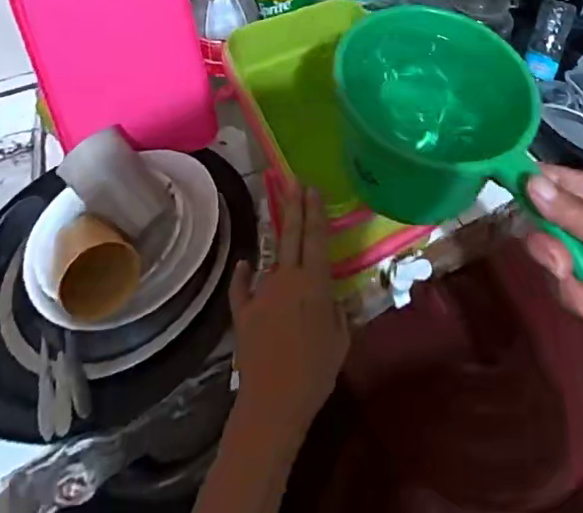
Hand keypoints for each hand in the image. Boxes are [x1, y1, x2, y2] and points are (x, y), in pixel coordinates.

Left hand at [229, 176, 348, 438]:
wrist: (273, 400)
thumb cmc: (316, 371)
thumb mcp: (340, 340)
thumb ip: (338, 312)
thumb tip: (333, 296)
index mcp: (314, 283)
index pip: (316, 239)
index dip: (315, 212)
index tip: (313, 188)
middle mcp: (287, 279)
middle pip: (292, 236)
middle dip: (294, 207)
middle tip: (294, 181)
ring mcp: (261, 293)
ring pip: (270, 259)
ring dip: (276, 238)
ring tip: (280, 218)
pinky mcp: (243, 311)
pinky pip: (242, 288)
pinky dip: (243, 276)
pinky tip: (243, 265)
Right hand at [522, 165, 582, 393]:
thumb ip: (575, 215)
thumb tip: (527, 181)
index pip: (558, 180)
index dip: (531, 188)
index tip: (507, 200)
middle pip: (546, 221)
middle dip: (553, 249)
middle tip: (563, 267)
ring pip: (551, 258)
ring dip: (571, 285)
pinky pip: (563, 289)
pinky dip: (581, 305)